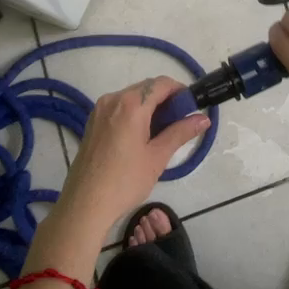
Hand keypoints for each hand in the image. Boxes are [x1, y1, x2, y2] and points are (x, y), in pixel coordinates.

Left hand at [54, 76, 210, 231]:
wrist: (84, 204)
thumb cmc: (125, 181)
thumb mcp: (157, 157)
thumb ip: (180, 133)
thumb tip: (203, 119)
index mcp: (131, 104)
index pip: (161, 84)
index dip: (179, 91)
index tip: (191, 107)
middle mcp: (113, 99)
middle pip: (145, 88)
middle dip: (165, 99)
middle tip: (179, 122)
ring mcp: (99, 110)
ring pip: (131, 97)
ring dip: (149, 107)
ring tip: (161, 132)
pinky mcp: (92, 122)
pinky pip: (118, 107)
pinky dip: (133, 113)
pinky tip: (140, 136)